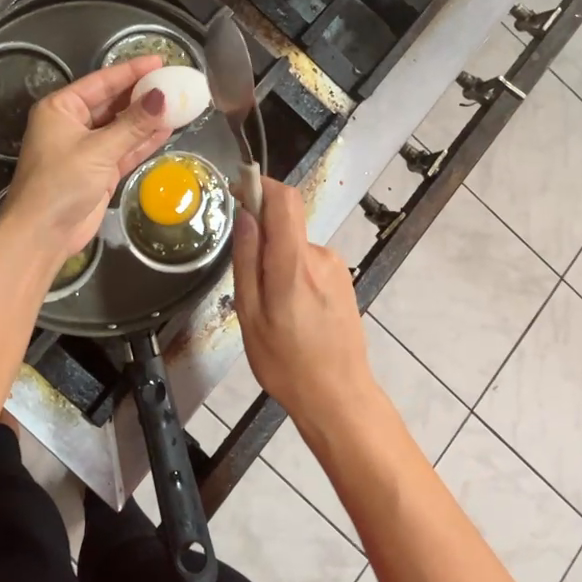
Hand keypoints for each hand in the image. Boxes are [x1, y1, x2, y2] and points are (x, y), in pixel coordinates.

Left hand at [5, 54, 173, 267]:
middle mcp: (73, 123)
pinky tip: (168, 129)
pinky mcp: (99, 171)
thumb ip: (133, 124)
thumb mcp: (98, 150)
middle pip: (113, 102)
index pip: (102, 82)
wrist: (42, 235)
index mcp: (61, 108)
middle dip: (143, 95)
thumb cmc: (60, 183)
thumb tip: (163, 97)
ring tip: (180, 103)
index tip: (160, 61)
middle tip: (176, 82)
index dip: (131, 71)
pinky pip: (125, 148)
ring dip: (148, 118)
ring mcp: (87, 148)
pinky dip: (144, 141)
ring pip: (122, 126)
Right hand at [231, 179, 374, 425]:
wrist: (338, 397)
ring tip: (270, 308)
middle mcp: (320, 256)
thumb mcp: (250, 314)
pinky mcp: (344, 280)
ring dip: (278, 262)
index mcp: (294, 262)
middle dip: (262, 237)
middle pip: (287, 223)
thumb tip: (245, 215)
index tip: (237, 191)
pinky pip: (309, 263)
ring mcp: (336, 267)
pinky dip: (293, 275)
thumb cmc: (285, 362)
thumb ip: (247, 260)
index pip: (284, 199)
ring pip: (296, 246)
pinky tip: (291, 313)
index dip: (260, 184)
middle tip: (247, 282)